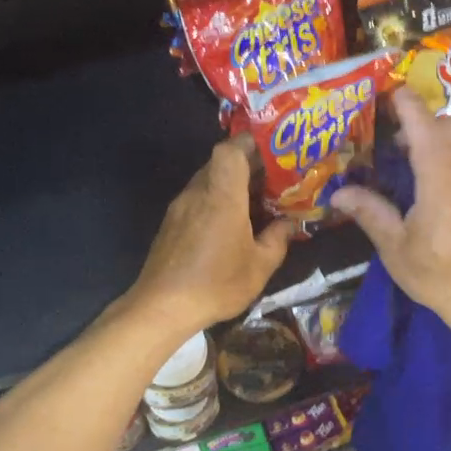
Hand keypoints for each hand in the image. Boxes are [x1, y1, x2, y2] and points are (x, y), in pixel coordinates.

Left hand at [125, 137, 290, 335]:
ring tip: (255, 203)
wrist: (162, 307)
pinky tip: (229, 225)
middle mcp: (197, 192)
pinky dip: (214, 202)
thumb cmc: (216, 284)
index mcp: (222, 194)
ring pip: (207, 181)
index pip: (231, 149)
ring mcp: (179, 207)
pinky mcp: (170, 224)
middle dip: (246, 166)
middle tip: (272, 180)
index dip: (251, 143)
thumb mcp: (260, 266)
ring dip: (230, 186)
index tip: (272, 152)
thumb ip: (277, 239)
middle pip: (219, 163)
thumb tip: (289, 223)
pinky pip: (197, 200)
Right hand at [330, 89, 450, 339]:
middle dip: (427, 123)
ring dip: (444, 144)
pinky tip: (445, 197)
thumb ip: (371, 213)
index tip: (392, 93)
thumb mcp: (396, 250)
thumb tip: (340, 193)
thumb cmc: (439, 279)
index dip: (409, 106)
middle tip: (400, 140)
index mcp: (442, 186)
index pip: (426, 130)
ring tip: (420, 167)